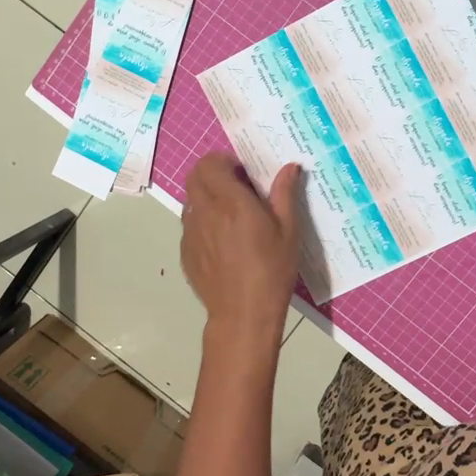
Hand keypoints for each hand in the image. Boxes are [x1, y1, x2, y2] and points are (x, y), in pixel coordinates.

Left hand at [180, 154, 302, 337]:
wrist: (243, 314)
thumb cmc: (272, 270)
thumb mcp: (288, 231)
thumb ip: (285, 194)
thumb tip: (290, 167)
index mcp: (231, 202)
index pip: (210, 163)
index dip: (224, 161)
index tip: (242, 172)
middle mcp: (205, 212)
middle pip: (195, 176)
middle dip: (212, 174)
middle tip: (236, 187)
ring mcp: (191, 233)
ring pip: (191, 200)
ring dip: (207, 197)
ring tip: (230, 215)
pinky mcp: (185, 252)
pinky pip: (190, 225)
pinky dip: (203, 221)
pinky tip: (223, 242)